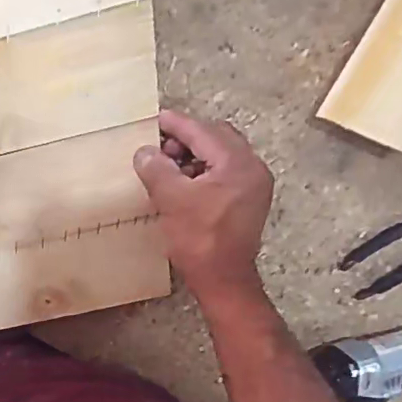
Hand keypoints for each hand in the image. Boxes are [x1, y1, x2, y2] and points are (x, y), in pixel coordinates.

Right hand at [133, 110, 273, 299]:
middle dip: (187, 140)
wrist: (224, 281)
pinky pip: (227, 173)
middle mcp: (253, 168)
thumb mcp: (172, 200)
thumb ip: (157, 168)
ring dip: (196, 156)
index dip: (176, 125)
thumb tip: (145, 152)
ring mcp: (255, 186)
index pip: (203, 132)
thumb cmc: (199, 240)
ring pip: (222, 156)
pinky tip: (186, 184)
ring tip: (170, 169)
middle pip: (217, 138)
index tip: (155, 120)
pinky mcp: (250, 202)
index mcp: (237, 163)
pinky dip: (206, 172)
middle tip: (160, 149)